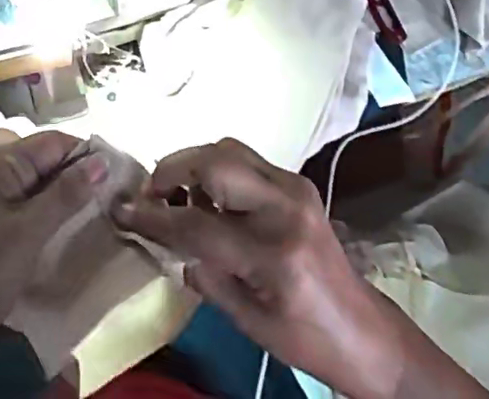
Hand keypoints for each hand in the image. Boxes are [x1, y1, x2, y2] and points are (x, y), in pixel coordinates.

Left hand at [0, 130, 108, 331]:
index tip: (122, 177)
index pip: (53, 142)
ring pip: (33, 181)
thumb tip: (101, 160)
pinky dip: (43, 211)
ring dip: (62, 195)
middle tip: (115, 200)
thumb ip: (66, 194)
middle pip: (43, 158)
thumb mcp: (29, 233)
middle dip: (77, 176)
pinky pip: (20, 200)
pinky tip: (64, 229)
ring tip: (98, 215)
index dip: (88, 156)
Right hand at [113, 138, 488, 398]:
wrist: (367, 332)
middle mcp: (286, 207)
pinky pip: (243, 157)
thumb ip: (202, 274)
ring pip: (227, 149)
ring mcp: (294, 187)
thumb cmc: (306, 338)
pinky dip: (214, 166)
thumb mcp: (246, 321)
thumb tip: (164, 236)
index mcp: (274, 254)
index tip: (121, 211)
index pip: (198, 224)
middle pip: (213, 163)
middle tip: (151, 192)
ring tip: (175, 191)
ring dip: (192, 163)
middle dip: (172, 170)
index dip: (153, 218)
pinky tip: (206, 193)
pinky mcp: (296, 180)